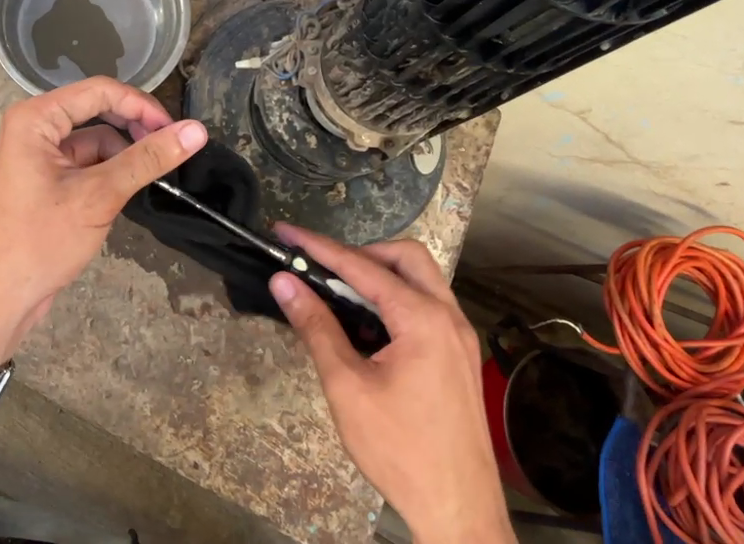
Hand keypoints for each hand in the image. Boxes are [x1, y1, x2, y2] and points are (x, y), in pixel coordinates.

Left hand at [0, 77, 207, 364]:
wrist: (3, 295)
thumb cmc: (42, 241)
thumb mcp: (100, 196)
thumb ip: (147, 159)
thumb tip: (196, 131)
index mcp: (35, 118)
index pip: (99, 91)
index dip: (141, 105)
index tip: (175, 130)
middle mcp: (33, 125)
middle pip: (97, 109)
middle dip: (134, 126)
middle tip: (171, 147)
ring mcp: (38, 152)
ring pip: (95, 135)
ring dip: (124, 150)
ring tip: (154, 172)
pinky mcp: (46, 175)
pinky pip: (86, 158)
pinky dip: (110, 168)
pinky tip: (130, 186)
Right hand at [269, 224, 514, 543]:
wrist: (458, 510)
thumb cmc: (399, 449)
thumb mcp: (346, 386)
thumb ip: (316, 326)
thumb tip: (284, 282)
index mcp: (422, 320)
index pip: (362, 267)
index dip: (318, 247)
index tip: (285, 232)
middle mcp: (448, 317)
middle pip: (405, 257)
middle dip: (360, 253)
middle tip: (322, 269)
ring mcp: (460, 337)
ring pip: (421, 280)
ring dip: (380, 275)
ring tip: (340, 297)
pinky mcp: (459, 357)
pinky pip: (428, 306)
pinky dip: (396, 300)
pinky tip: (368, 329)